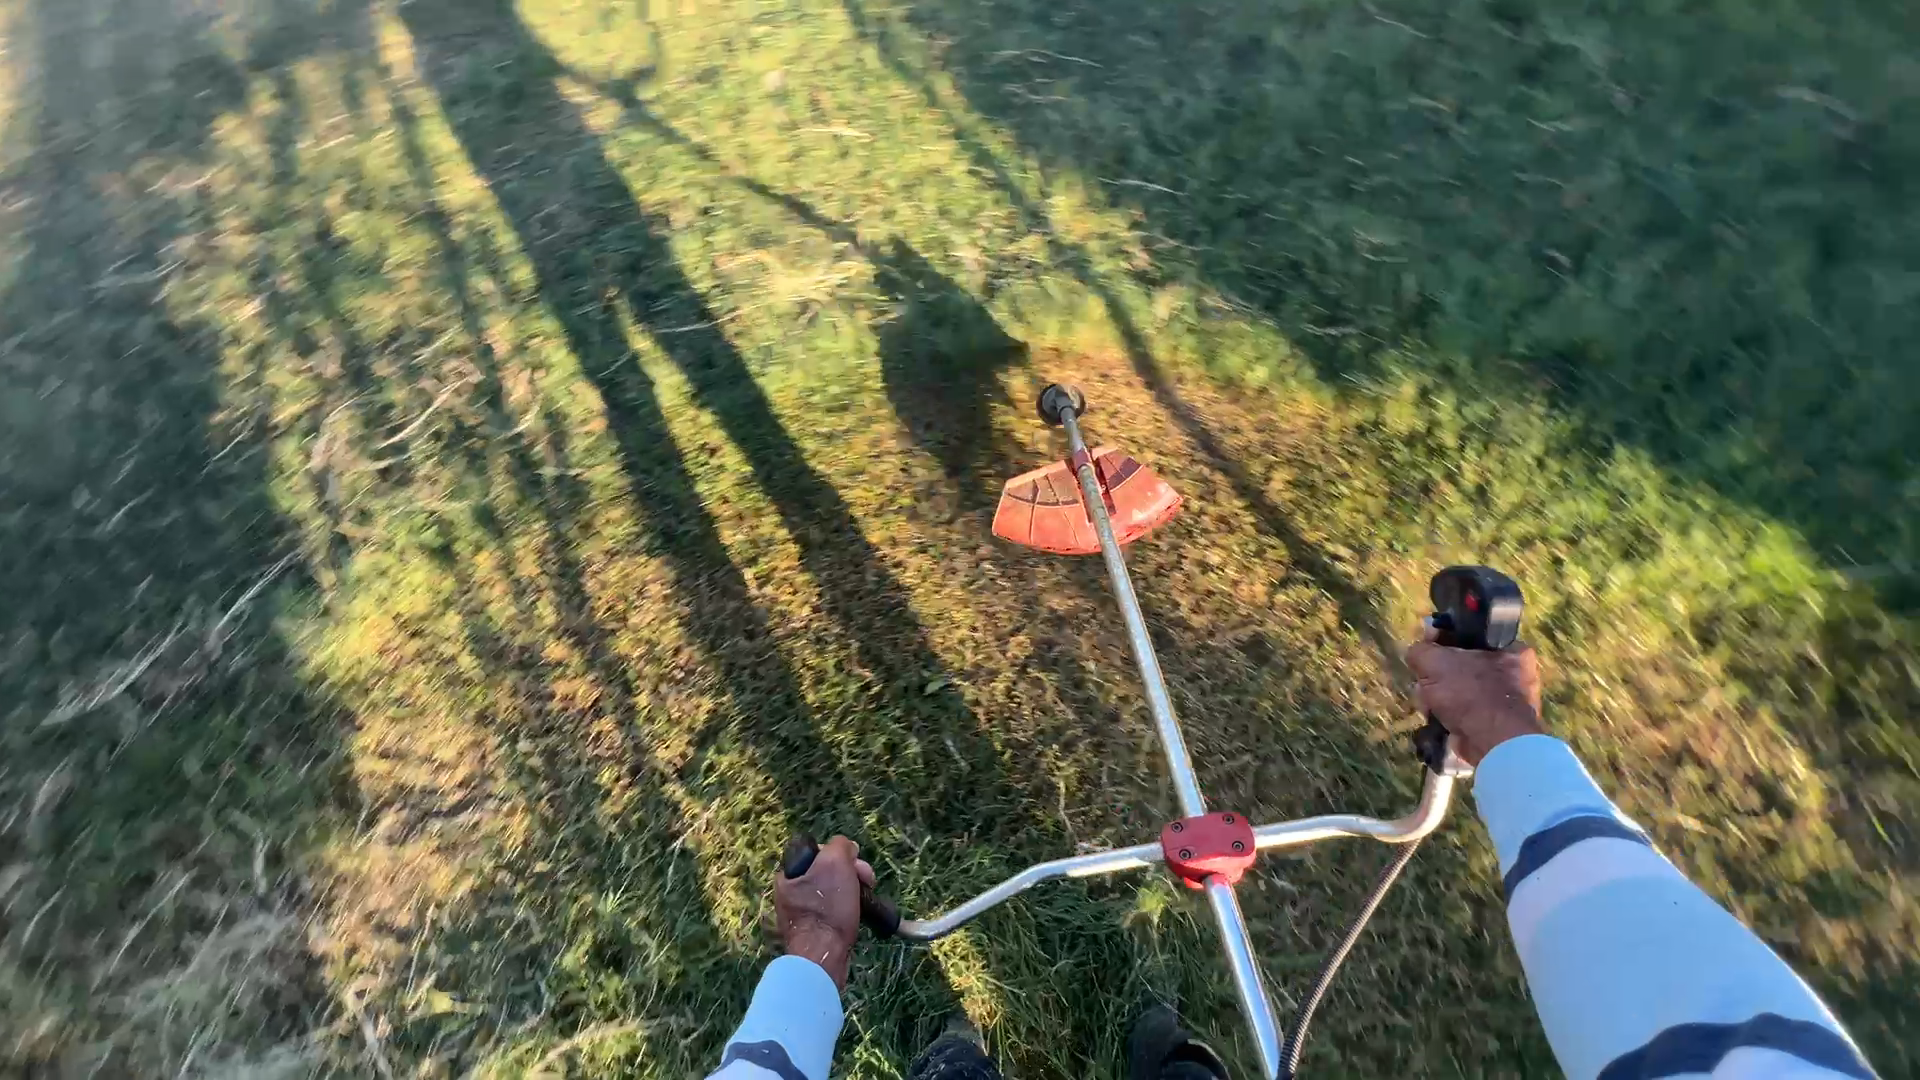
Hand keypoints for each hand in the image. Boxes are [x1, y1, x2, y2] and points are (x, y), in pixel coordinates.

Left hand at [774, 835, 874, 989]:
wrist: (822, 958)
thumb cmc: (828, 908)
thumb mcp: (835, 862)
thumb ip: (840, 845)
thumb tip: (847, 849)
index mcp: (789, 872)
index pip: (821, 850)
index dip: (842, 854)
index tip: (855, 864)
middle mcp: (790, 889)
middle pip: (828, 869)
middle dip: (852, 871)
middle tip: (867, 881)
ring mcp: (800, 910)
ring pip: (833, 889)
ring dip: (852, 889)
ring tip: (866, 898)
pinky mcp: (812, 928)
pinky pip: (832, 908)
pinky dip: (846, 907)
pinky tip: (858, 912)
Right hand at [1405, 622, 1543, 765]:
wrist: (1492, 742)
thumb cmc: (1469, 693)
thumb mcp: (1434, 660)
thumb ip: (1420, 649)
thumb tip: (1417, 652)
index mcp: (1510, 649)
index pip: (1467, 635)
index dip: (1441, 640)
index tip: (1426, 649)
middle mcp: (1513, 672)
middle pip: (1457, 663)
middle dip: (1433, 675)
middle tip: (1425, 682)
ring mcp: (1505, 699)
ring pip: (1455, 687)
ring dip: (1435, 695)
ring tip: (1430, 704)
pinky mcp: (1494, 721)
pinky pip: (1461, 707)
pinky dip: (1446, 711)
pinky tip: (1437, 716)